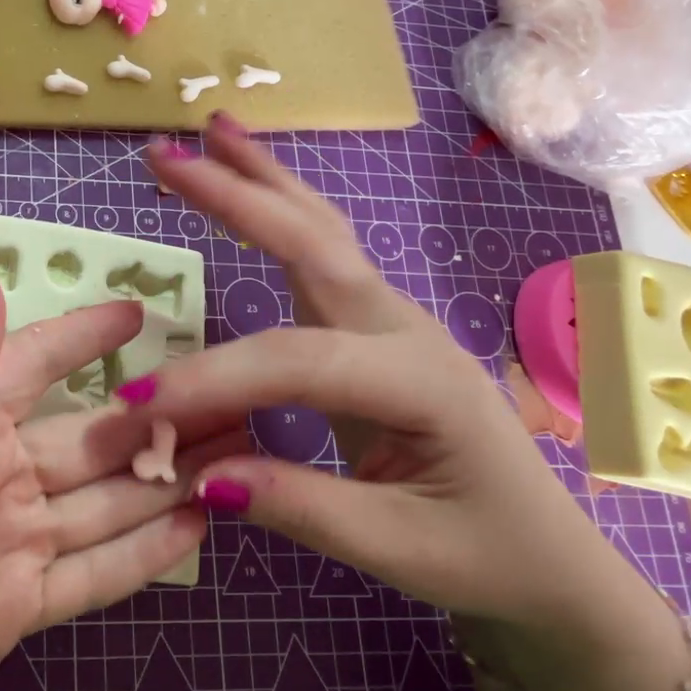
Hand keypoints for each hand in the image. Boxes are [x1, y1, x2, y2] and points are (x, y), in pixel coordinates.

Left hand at [0, 269, 253, 690]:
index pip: (25, 365)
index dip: (82, 336)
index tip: (144, 311)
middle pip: (82, 437)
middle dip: (152, 419)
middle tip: (238, 403)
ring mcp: (0, 545)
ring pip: (98, 502)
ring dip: (162, 482)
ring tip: (239, 458)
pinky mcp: (12, 608)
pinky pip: (90, 572)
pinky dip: (141, 553)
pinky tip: (196, 530)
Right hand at [133, 115, 690, 690]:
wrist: (552, 558)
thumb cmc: (487, 556)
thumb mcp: (400, 550)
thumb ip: (298, 507)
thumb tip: (196, 474)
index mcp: (420, 382)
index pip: (293, 362)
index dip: (211, 377)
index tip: (138, 405)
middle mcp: (405, 329)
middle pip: (314, 242)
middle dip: (236, 192)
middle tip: (166, 154)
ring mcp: (392, 318)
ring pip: (320, 229)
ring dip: (261, 178)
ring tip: (210, 131)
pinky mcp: (372, 325)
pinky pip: (319, 249)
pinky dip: (277, 207)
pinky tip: (249, 186)